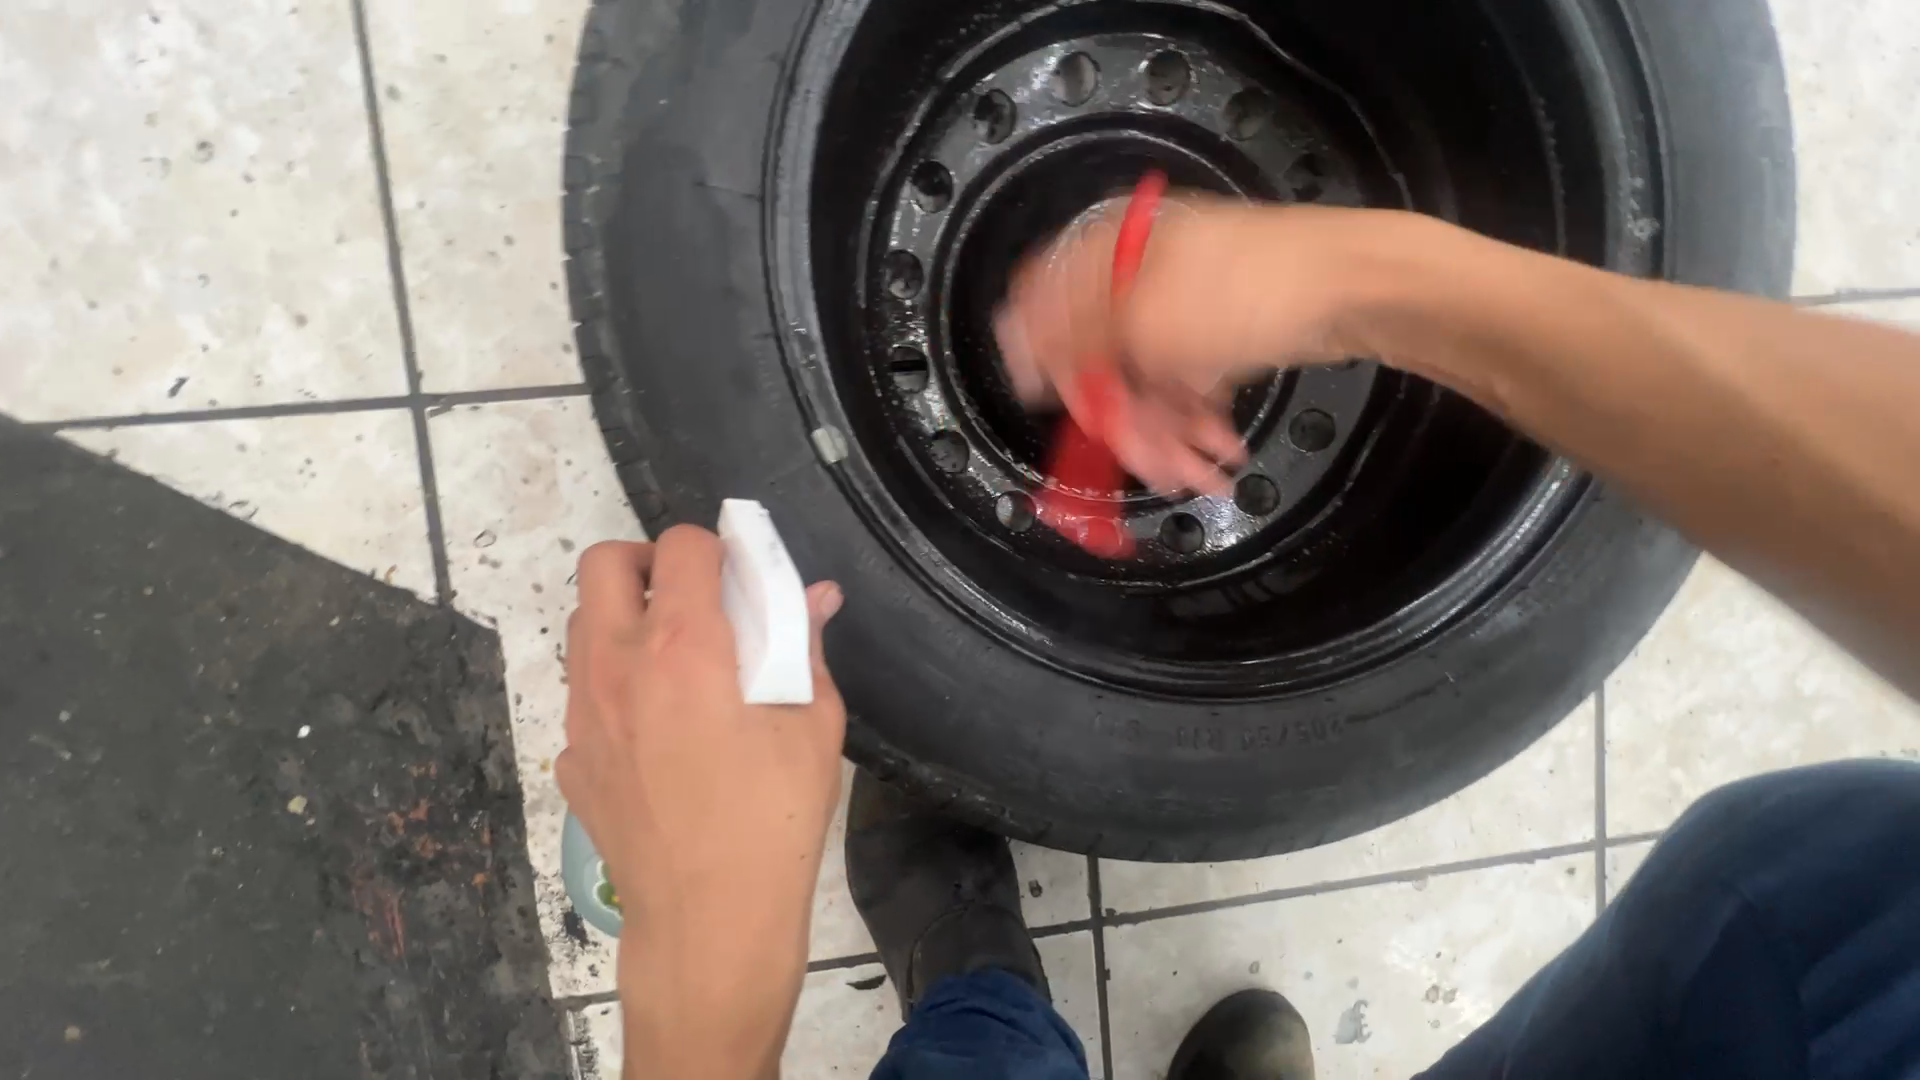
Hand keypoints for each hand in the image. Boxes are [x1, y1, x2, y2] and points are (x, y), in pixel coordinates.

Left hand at [557, 526, 844, 1077]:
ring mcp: (582, 712)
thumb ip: (807, 645)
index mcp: (686, 647)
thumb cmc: (776, 814)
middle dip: (650, 562)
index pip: (681, 547)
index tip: (741, 571)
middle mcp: (619, 664)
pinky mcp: (571, 757)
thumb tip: (818, 595)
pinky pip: (583, 690)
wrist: (709, 918)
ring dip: (628, 617)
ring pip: (583, 622)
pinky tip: (659, 729)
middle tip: (696, 598)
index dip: (716, 544)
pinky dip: (617, 681)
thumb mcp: (813, 722)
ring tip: (679, 659)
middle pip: (605, 563)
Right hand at [995, 196, 1419, 491]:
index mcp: (1109, 254)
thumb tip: (1017, 345)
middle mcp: (1135, 278)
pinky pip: (1181, 387)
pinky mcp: (1210, 335)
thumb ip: (1075, 340)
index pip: (1045, 303)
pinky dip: (1193, 424)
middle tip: (1148, 464)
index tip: (1049, 403)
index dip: (1040, 358)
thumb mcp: (1144, 322)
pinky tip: (1214, 456)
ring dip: (1164, 437)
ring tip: (1194, 476)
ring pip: (1145, 385)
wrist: (1353, 288)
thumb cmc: (1245, 293)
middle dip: (1125, 422)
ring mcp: (1176, 308)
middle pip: (1100, 363)